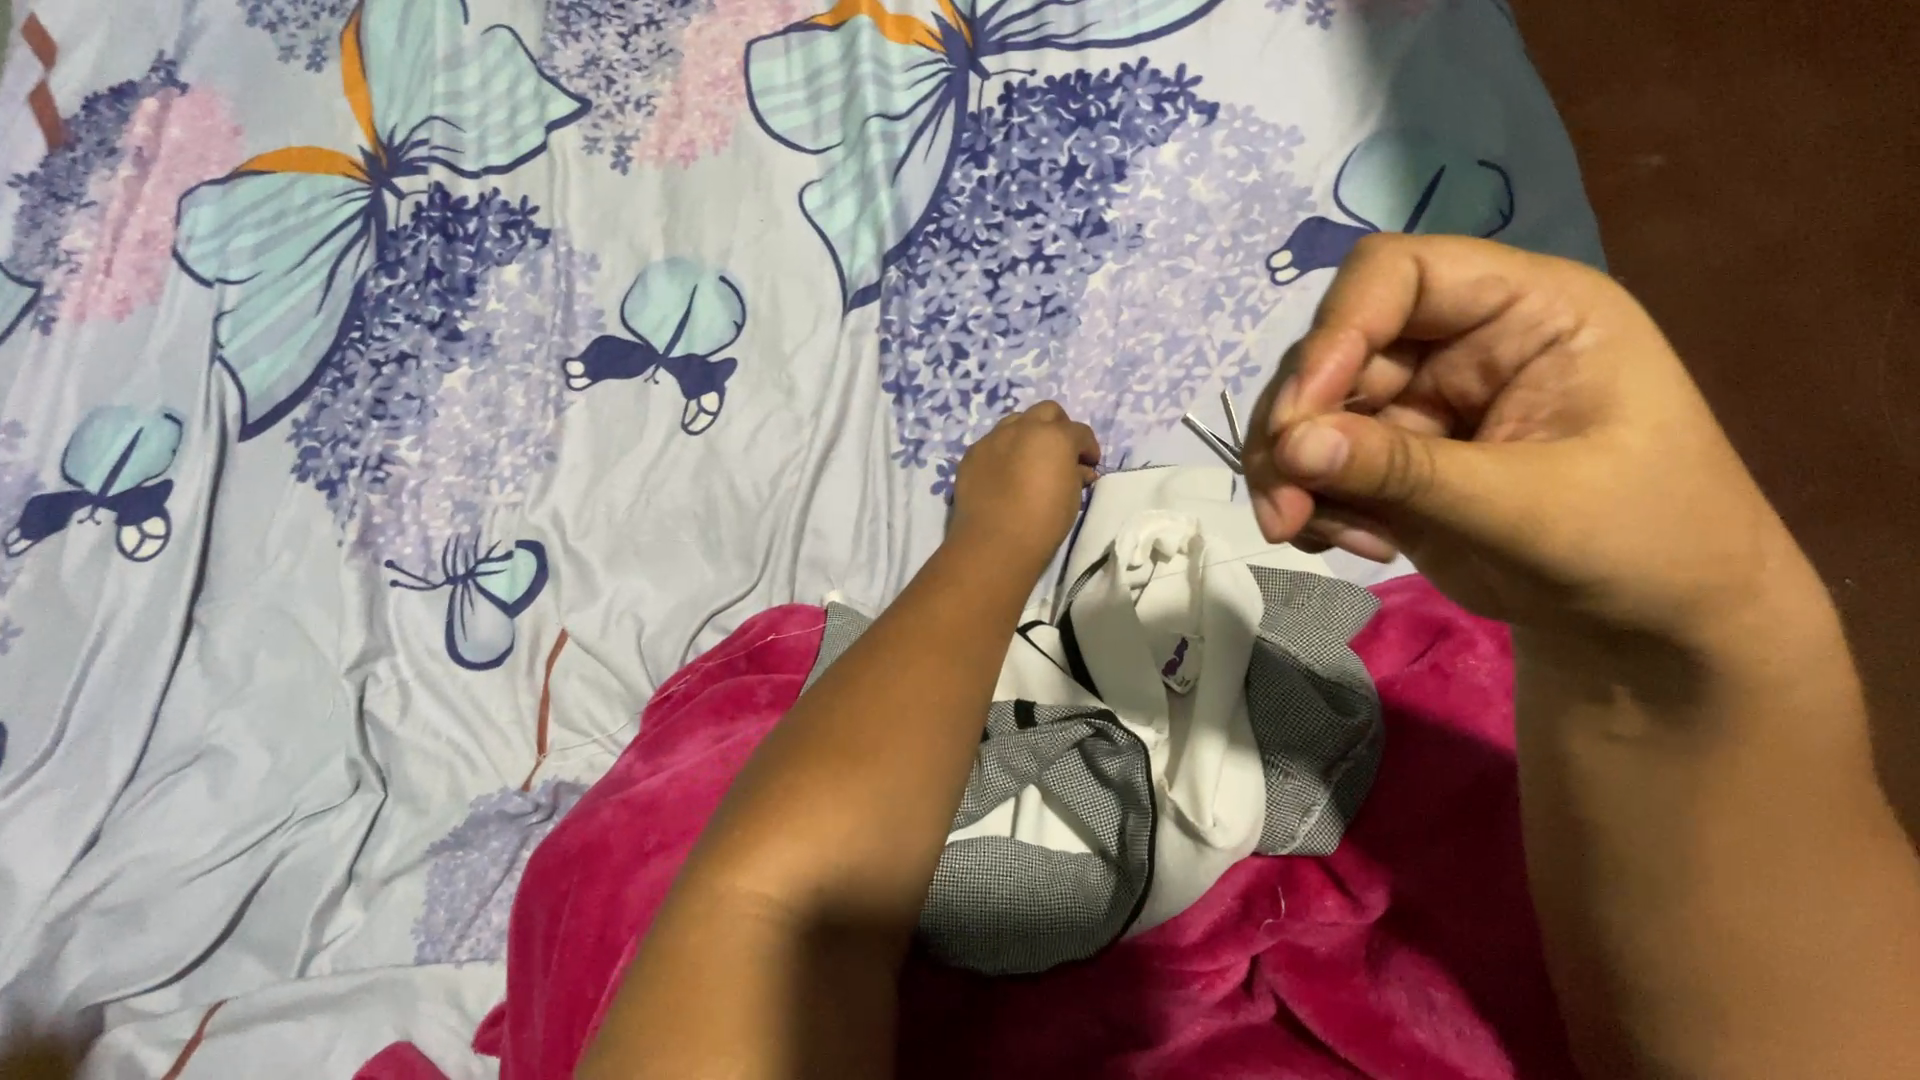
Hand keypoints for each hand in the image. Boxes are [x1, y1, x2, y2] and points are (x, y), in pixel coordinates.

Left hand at [949, 401, 1099, 575]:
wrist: (995, 542)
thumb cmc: (1043, 521)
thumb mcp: (1072, 497)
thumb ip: (1076, 475)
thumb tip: (1079, 470)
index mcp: (1055, 436)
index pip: (1080, 431)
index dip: (1088, 448)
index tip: (1089, 466)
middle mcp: (1023, 428)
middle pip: (1047, 412)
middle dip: (1059, 428)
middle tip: (1061, 453)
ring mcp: (993, 438)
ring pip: (1015, 422)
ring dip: (1028, 434)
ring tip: (1030, 459)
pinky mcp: (972, 454)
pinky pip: (992, 444)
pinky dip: (1003, 452)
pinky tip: (1004, 474)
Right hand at [1243, 234, 1806, 648]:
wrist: (1653, 625)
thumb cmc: (1643, 544)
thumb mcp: (1529, 505)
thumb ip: (1405, 471)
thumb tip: (1288, 446)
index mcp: (1524, 312)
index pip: (1397, 275)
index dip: (1337, 331)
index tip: (1299, 419)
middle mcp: (1458, 344)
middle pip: (1334, 353)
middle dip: (1295, 431)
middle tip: (1284, 513)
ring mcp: (1418, 405)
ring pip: (1310, 414)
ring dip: (1291, 475)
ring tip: (1306, 535)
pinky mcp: (1390, 460)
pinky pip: (1315, 465)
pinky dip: (1309, 504)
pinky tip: (1343, 545)